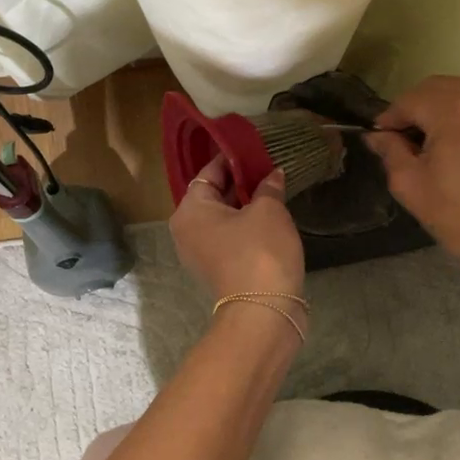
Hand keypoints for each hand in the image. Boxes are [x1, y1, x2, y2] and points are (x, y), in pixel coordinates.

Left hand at [169, 155, 304, 301]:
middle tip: (267, 168)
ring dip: (244, 205)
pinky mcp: (216, 269)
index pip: (209, 172)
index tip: (255, 149)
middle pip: (212, 195)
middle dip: (239, 182)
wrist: (264, 310)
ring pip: (221, 218)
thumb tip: (273, 174)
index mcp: (190, 210)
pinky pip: (228, 237)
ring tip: (272, 190)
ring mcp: (199, 252)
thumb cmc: (260, 251)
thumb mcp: (269, 210)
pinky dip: (244, 226)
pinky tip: (268, 218)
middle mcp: (186, 229)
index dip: (232, 159)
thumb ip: (268, 187)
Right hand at [365, 76, 459, 281]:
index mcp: (453, 109)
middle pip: (440, 88)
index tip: (383, 135)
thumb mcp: (411, 186)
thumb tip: (377, 135)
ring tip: (447, 137)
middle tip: (411, 137)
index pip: (411, 99)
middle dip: (420, 108)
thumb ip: (390, 151)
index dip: (392, 117)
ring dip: (453, 106)